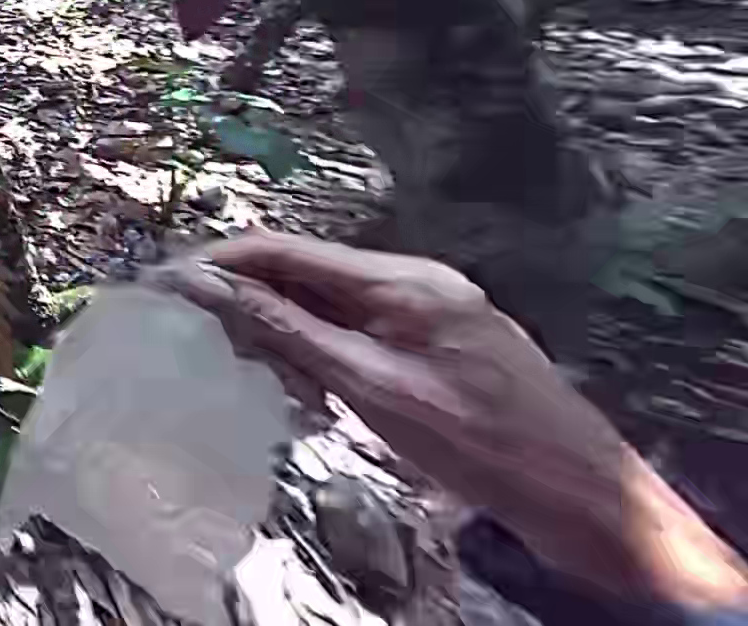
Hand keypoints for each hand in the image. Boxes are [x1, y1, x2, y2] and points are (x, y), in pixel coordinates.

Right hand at [164, 230, 747, 609]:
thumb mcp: (365, 384)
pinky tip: (295, 372)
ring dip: (274, 323)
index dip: (219, 259)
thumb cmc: (478, 446)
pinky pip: (340, 318)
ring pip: (313, 294)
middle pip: (296, 269)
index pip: (283, 249)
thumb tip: (200, 283)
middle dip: (244, 295)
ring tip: (252, 361)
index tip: (169, 279)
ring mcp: (415, 301)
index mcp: (401, 281)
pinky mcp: (418, 328)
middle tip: (205, 330)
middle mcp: (406, 277)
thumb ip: (278, 326)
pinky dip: (306, 339)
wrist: (594, 514)